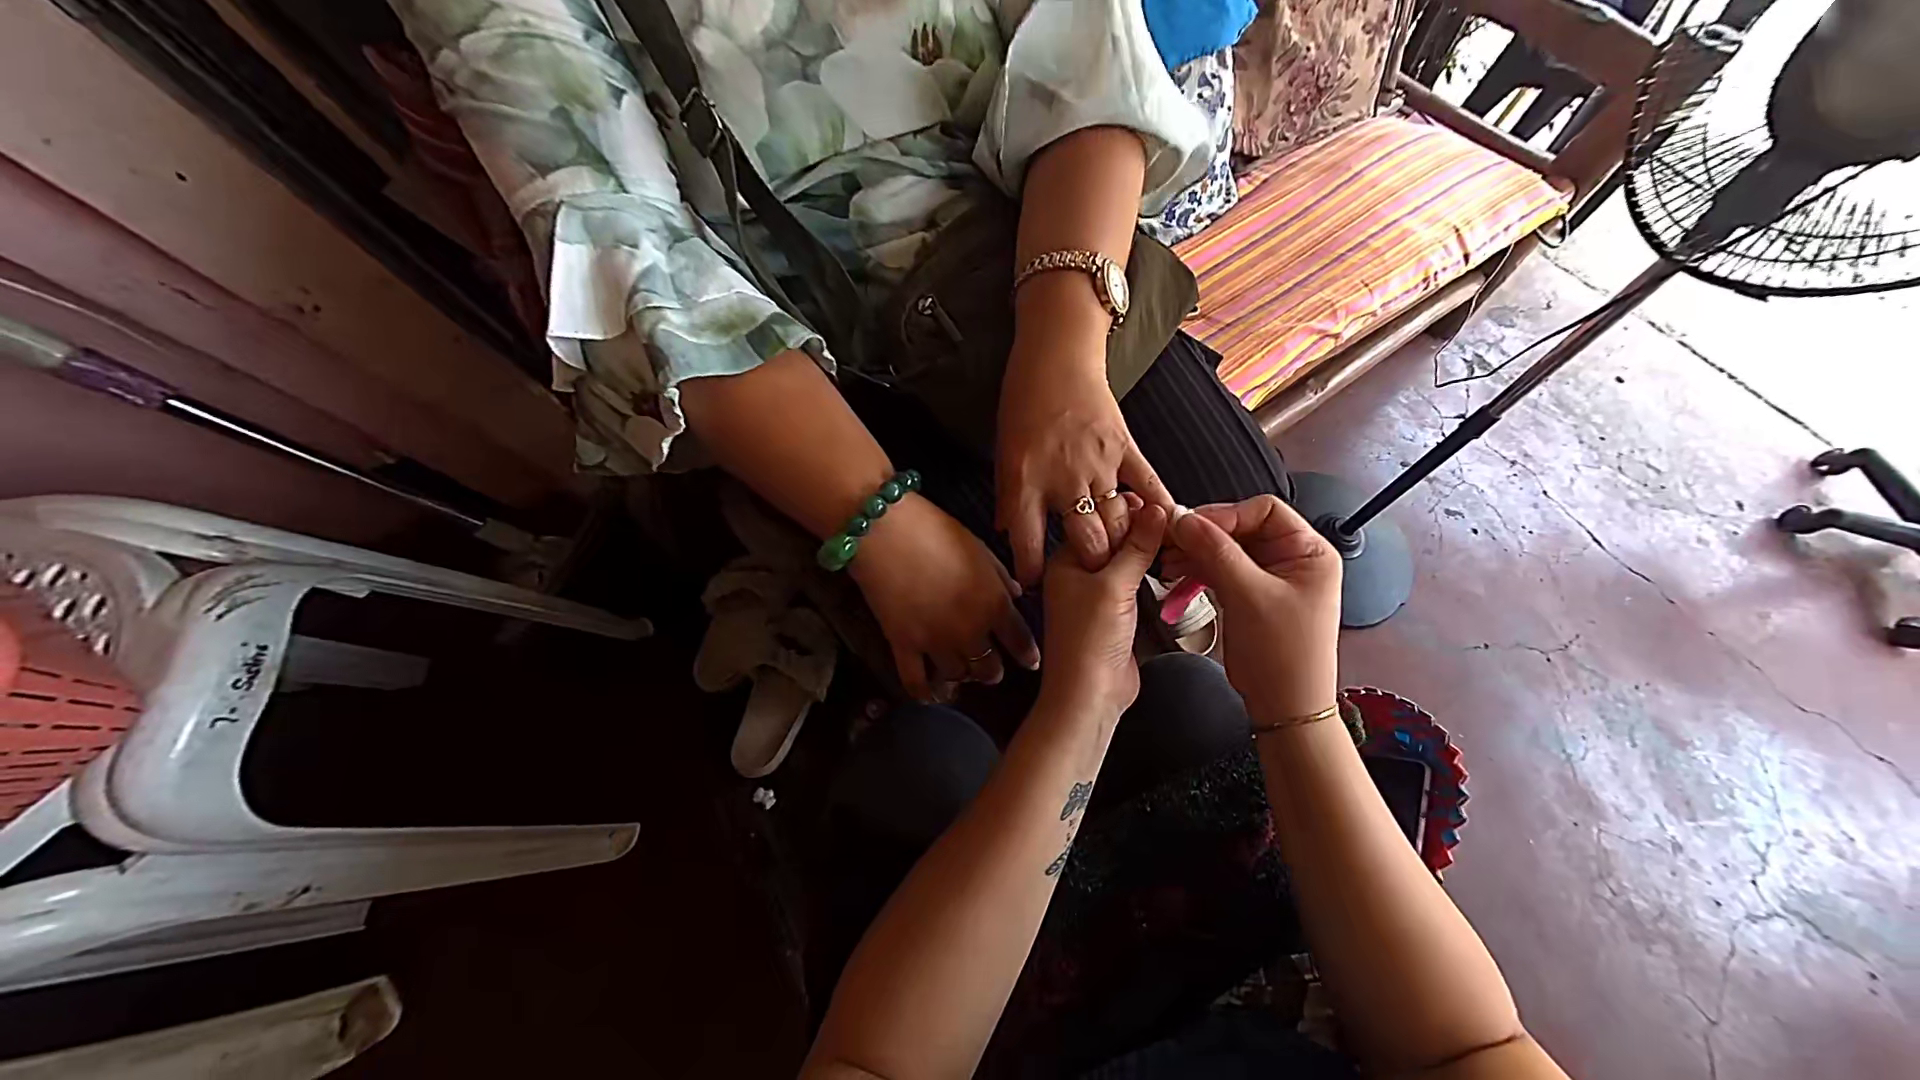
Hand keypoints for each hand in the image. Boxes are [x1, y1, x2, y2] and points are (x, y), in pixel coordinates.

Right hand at [852, 494, 1040, 701]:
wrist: (885, 529)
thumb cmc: (936, 529)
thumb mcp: (979, 548)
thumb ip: (1000, 576)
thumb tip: (1016, 594)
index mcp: (994, 604)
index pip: (1020, 643)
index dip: (1028, 656)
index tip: (1030, 662)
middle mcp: (970, 630)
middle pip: (989, 669)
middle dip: (993, 671)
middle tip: (990, 667)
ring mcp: (935, 641)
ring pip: (957, 677)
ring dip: (962, 677)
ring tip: (960, 674)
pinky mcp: (903, 645)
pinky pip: (917, 682)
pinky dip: (926, 692)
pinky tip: (931, 694)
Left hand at [996, 312, 1172, 586]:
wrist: (1056, 356)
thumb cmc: (1023, 402)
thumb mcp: (1003, 452)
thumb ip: (1009, 497)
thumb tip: (1009, 532)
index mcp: (1025, 481)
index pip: (1028, 543)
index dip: (1031, 571)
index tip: (1034, 583)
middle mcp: (1063, 480)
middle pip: (1088, 542)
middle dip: (1092, 566)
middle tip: (1093, 573)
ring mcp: (1099, 465)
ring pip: (1120, 522)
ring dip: (1124, 545)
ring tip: (1125, 558)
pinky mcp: (1125, 448)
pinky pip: (1149, 485)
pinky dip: (1161, 510)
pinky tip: (1168, 530)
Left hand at [1035, 499, 1166, 719]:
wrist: (1090, 693)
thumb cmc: (1085, 644)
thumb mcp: (1113, 585)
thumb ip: (1136, 547)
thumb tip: (1156, 513)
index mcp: (1065, 559)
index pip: (1097, 519)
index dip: (1127, 511)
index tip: (1157, 505)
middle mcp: (1079, 572)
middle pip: (1114, 537)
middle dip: (1141, 529)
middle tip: (1171, 521)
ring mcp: (1097, 591)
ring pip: (1127, 558)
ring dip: (1148, 550)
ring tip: (1174, 538)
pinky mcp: (1115, 610)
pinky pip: (1134, 580)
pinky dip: (1151, 571)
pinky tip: (1168, 562)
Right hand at [1161, 497, 1342, 719]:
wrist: (1284, 705)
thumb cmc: (1286, 658)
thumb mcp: (1249, 596)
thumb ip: (1216, 553)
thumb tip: (1186, 520)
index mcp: (1308, 552)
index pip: (1262, 511)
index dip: (1224, 516)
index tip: (1190, 526)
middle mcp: (1290, 560)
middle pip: (1239, 529)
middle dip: (1203, 536)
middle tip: (1171, 542)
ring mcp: (1267, 577)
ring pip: (1223, 549)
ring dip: (1194, 554)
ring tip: (1168, 562)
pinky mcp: (1248, 594)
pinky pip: (1218, 570)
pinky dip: (1196, 572)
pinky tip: (1176, 578)